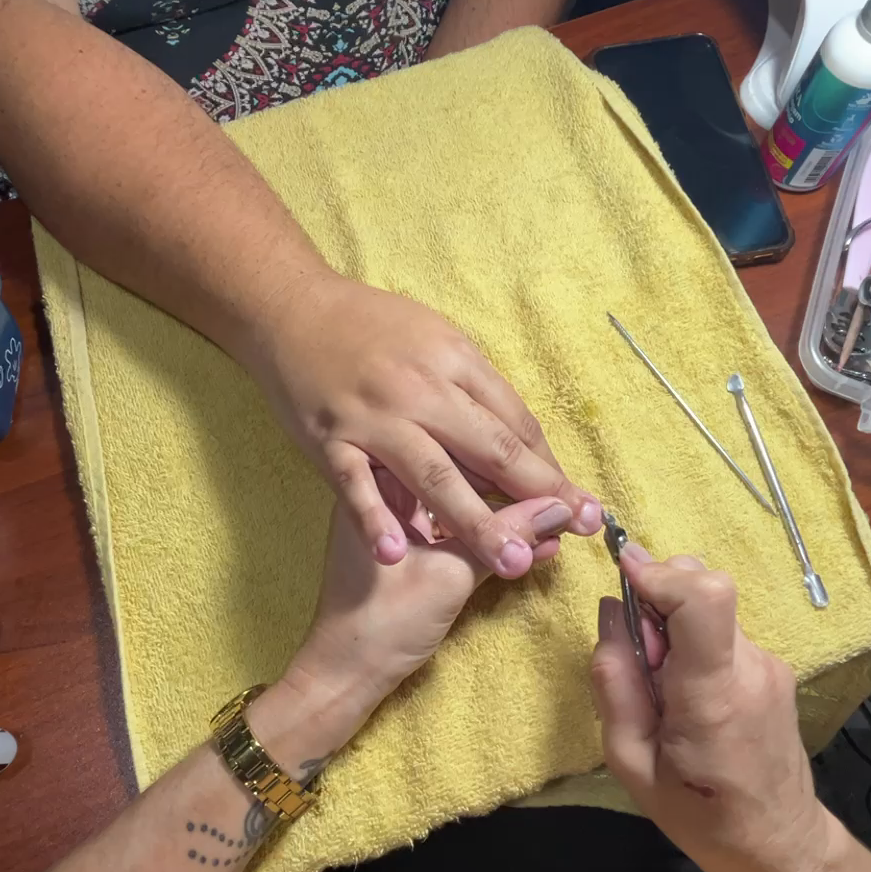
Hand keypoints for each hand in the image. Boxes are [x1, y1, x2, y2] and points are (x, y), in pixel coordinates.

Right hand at [245, 274, 601, 577]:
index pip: (514, 420)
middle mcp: (421, 389)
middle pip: (489, 448)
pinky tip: (395, 552)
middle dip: (537, 494)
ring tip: (510, 561)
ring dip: (475, 522)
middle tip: (578, 531)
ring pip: (433, 475)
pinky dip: (375, 519)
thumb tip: (516, 440)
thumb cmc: (369, 326)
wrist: (292, 310)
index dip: (548, 464)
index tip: (575, 498)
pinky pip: (357, 486)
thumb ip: (472, 388)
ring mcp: (375, 418)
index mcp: (454, 360)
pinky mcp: (332, 441)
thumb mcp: (433, 338)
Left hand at [252, 475, 573, 767]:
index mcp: (382, 479)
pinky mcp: (414, 545)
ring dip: (509, 516)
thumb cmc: (382, 622)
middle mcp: (389, 488)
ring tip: (560, 522)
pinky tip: (536, 543)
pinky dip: (493, 535)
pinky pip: (460, 528)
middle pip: (464, 474)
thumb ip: (506, 536)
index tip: (560, 478)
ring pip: (466, 502)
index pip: (454, 453)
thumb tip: (564, 508)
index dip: (509, 463)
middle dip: (515, 489)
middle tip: (568, 500)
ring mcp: (401, 518)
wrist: (344, 676)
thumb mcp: (451, 574)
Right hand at [588, 545, 841, 871]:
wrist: (781, 846)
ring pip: (707, 603)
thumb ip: (614, 680)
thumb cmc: (697, 812)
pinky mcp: (773, 665)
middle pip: (703, 584)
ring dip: (670, 621)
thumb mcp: (628, 759)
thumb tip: (611, 609)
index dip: (656, 573)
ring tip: (660, 682)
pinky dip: (689, 638)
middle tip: (638, 653)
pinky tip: (683, 690)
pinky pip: (718, 627)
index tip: (622, 573)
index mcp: (713, 691)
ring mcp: (769, 662)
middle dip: (655, 596)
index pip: (702, 596)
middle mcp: (750, 663)